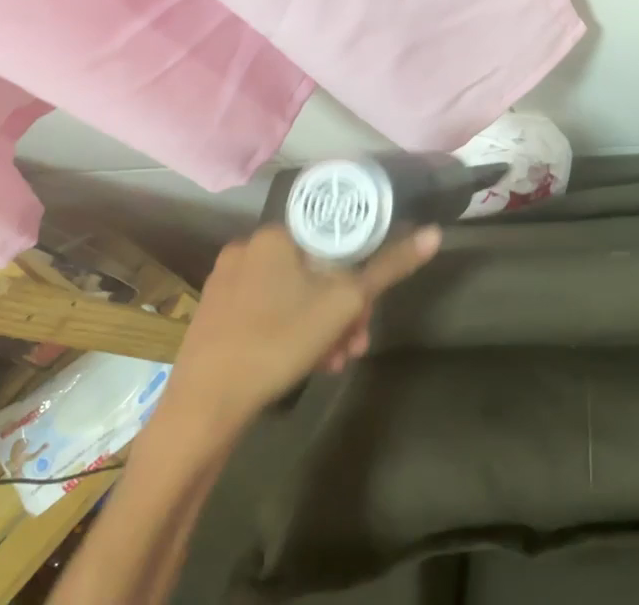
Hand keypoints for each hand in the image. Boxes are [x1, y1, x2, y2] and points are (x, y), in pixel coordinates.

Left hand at [170, 224, 439, 426]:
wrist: (204, 406)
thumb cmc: (278, 341)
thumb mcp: (346, 302)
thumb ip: (390, 266)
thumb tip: (434, 233)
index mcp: (273, 237)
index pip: (337, 237)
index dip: (364, 269)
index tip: (371, 304)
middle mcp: (246, 251)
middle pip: (319, 269)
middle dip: (346, 308)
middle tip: (356, 341)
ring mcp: (226, 285)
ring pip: (297, 295)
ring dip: (326, 325)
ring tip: (336, 360)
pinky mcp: (216, 316)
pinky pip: (272, 312)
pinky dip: (296, 332)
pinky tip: (310, 362)